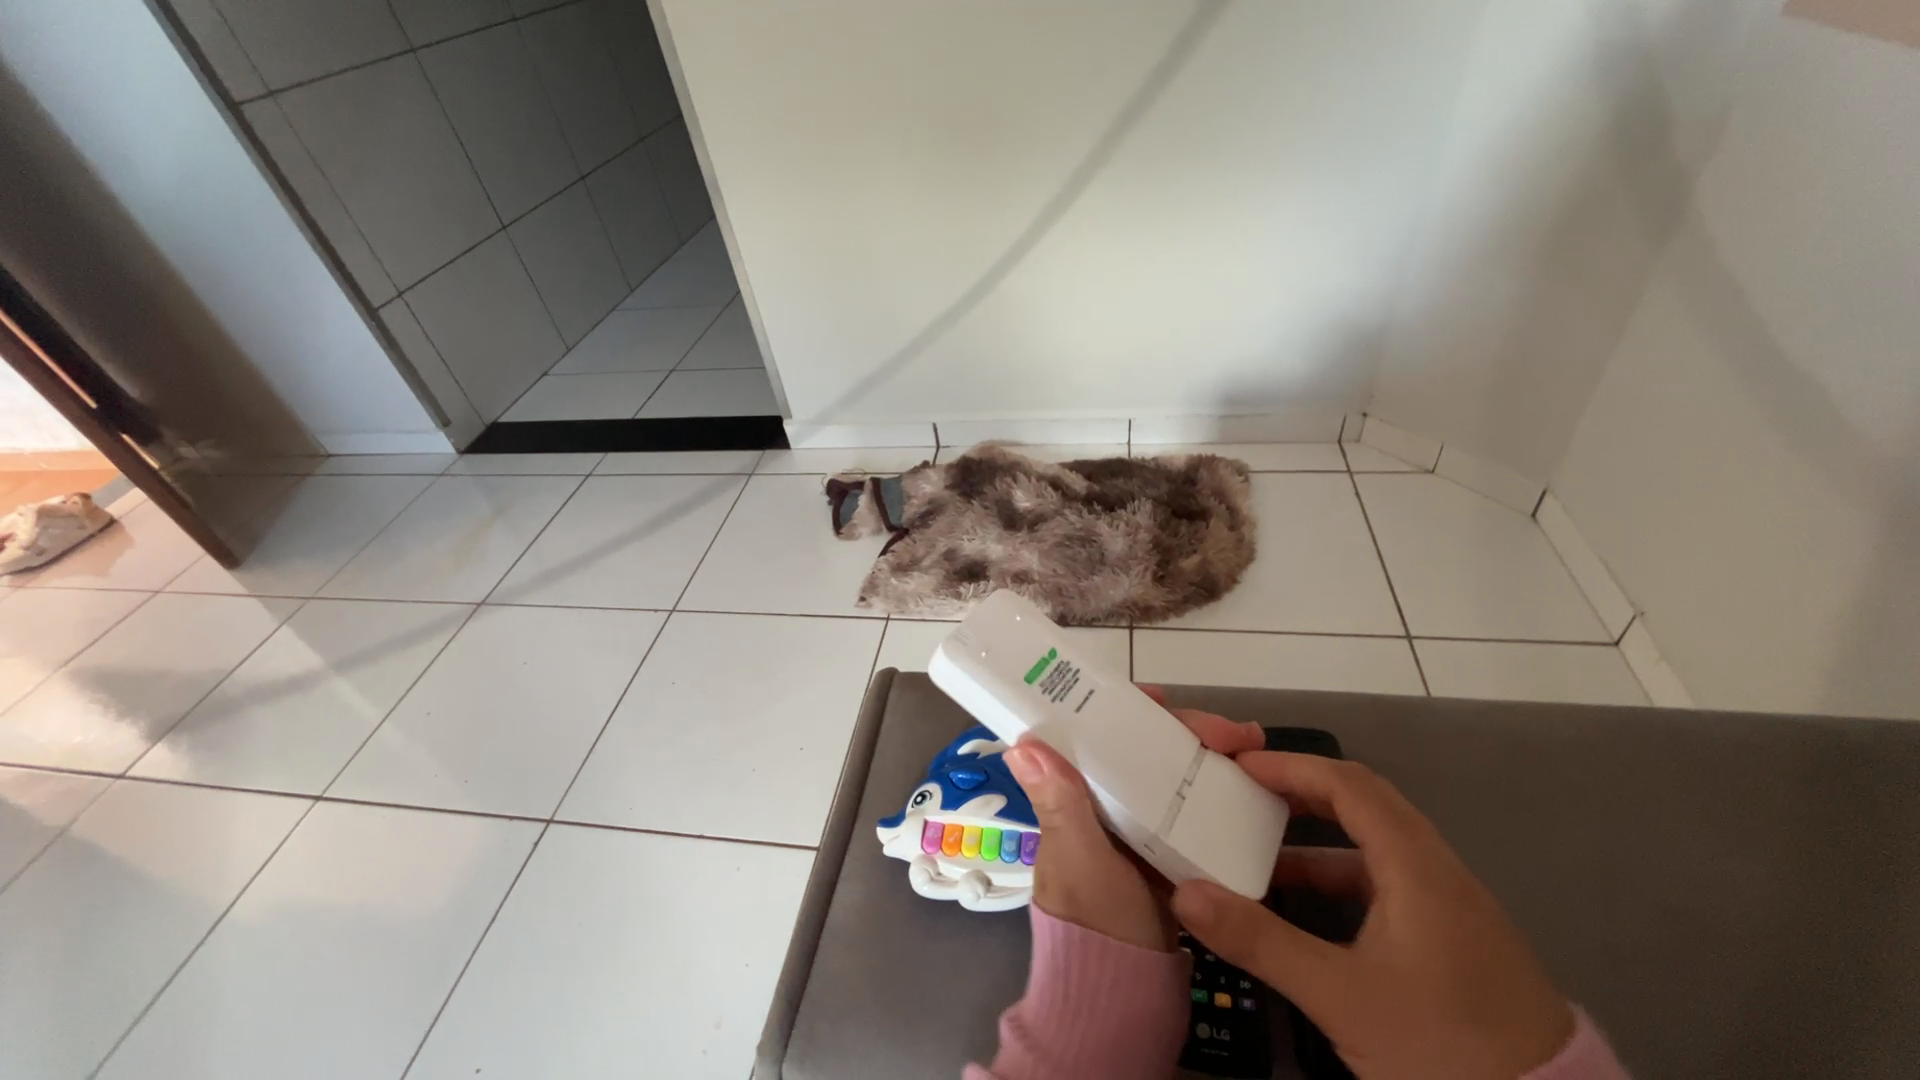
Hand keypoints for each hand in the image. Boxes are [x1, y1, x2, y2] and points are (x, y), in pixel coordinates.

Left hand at [1003, 687, 1262, 951]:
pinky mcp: (1168, 847)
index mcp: (1072, 796)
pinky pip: (1191, 804)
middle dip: (1184, 729)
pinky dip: (1217, 787)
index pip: (1092, 733)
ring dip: (1207, 752)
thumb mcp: (1078, 861)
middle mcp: (1103, 801)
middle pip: (1141, 745)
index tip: (1163, 701)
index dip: (1123, 708)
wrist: (1125, 992)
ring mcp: (1137, 824)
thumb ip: (1059, 806)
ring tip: (1251, 744)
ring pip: (1169, 770)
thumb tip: (1021, 744)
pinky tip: (1252, 782)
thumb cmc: (1095, 921)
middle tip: (1234, 733)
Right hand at [1171, 754, 1574, 1079]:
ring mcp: (1451, 908)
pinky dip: (1341, 880)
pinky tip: (1308, 913)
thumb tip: (1185, 892)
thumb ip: (1260, 941)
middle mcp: (1437, 872)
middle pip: (1365, 805)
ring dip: (1318, 842)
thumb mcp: (1340, 995)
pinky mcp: (1455, 941)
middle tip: (1244, 795)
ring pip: (1376, 848)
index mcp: (1416, 868)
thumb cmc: (1444, 1046)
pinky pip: (1387, 883)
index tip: (1239, 766)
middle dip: (1302, 792)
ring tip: (1259, 853)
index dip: (1293, 766)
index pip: (1350, 786)